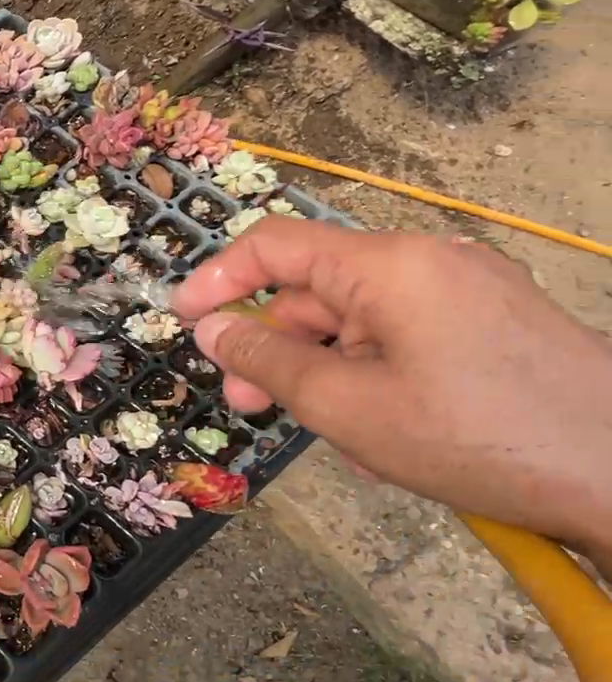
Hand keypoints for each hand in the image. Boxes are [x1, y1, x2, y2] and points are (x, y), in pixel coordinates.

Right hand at [172, 217, 611, 560]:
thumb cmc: (482, 437)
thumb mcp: (345, 405)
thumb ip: (264, 359)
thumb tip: (211, 329)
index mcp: (389, 266)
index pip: (273, 245)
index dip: (216, 278)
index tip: (185, 320)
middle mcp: (428, 265)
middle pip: (315, 291)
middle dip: (273, 346)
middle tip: (245, 400)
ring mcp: (470, 295)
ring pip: (358, 324)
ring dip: (323, 372)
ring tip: (324, 435)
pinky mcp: (497, 329)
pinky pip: (404, 340)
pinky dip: (372, 377)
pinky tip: (379, 435)